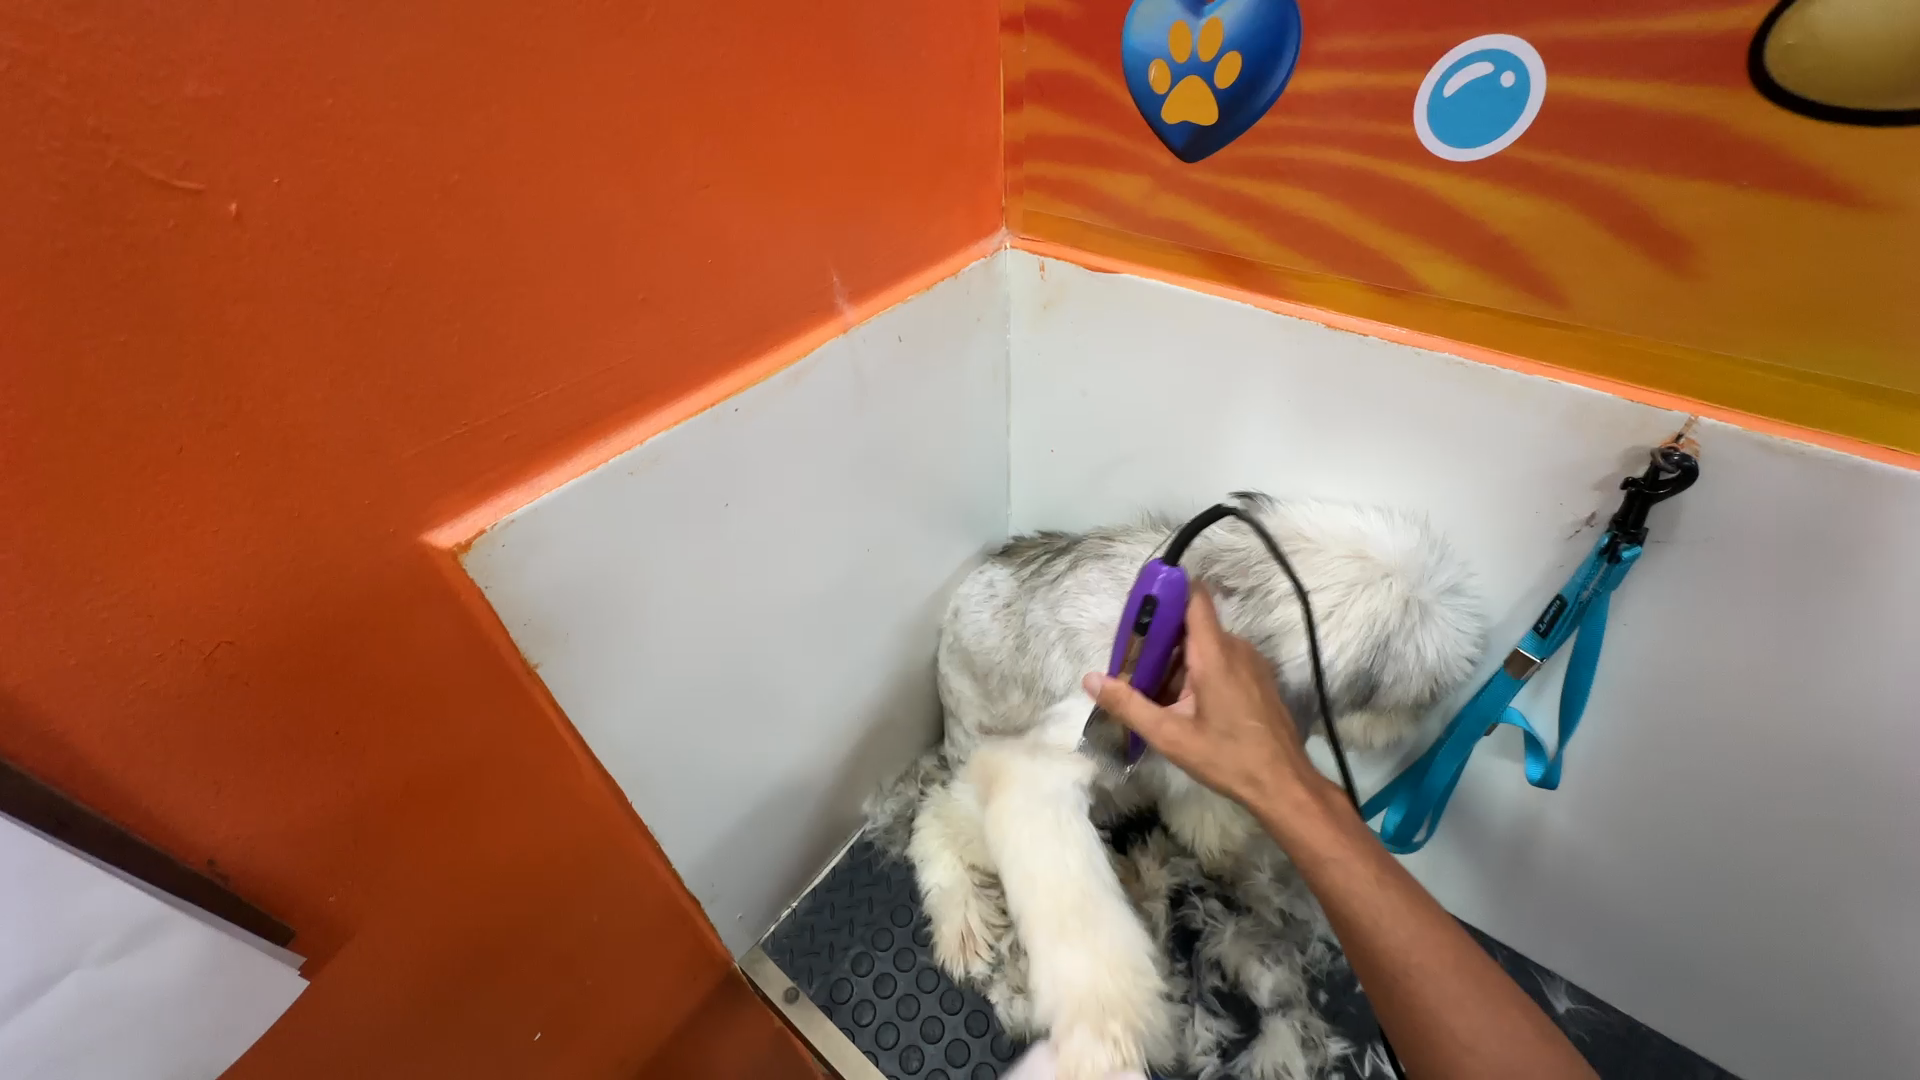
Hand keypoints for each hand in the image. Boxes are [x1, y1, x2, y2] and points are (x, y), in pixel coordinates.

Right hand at [1083, 586, 1334, 816]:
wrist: (1284, 786)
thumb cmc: (1227, 758)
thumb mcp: (1169, 736)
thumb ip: (1128, 704)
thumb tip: (1090, 680)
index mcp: (1215, 654)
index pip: (1194, 598)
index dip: (1167, 591)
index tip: (1140, 605)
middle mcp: (1236, 648)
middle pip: (1192, 625)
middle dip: (1161, 640)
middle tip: (1134, 666)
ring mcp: (1251, 663)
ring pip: (1206, 645)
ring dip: (1179, 661)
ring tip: (1155, 691)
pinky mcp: (1258, 679)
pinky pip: (1222, 660)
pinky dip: (1199, 672)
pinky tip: (1185, 704)